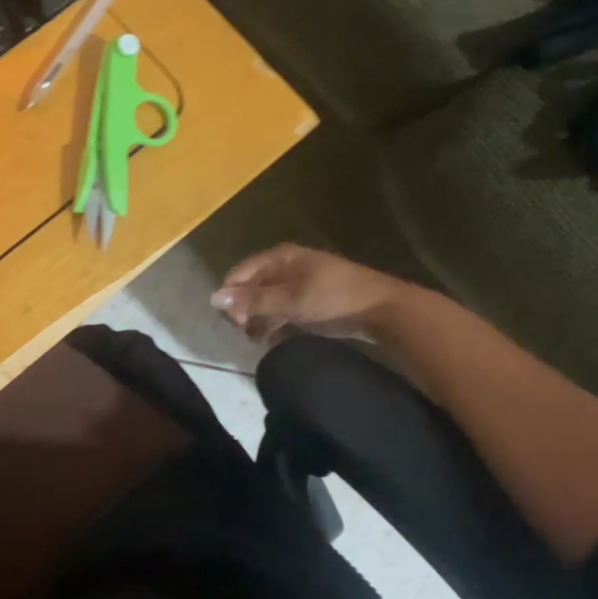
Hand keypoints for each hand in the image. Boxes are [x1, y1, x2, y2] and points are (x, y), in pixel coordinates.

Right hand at [211, 243, 411, 344]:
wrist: (384, 310)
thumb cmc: (335, 299)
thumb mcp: (290, 300)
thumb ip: (252, 301)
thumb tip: (213, 298)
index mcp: (280, 257)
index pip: (239, 273)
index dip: (231, 296)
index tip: (234, 322)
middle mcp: (286, 265)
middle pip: (251, 287)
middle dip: (245, 310)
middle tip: (249, 333)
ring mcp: (300, 282)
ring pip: (266, 301)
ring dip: (260, 320)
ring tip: (262, 340)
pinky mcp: (311, 299)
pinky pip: (282, 310)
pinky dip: (276, 323)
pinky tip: (277, 340)